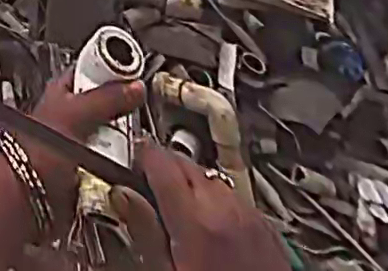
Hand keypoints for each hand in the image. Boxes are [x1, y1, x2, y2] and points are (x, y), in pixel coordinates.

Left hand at [20, 69, 143, 216]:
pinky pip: (119, 162)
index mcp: (64, 90)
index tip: (135, 73)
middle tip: (135, 113)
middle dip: (125, 110)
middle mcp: (75, 113)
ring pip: (117, 134)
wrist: (31, 198)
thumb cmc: (36, 150)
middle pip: (110, 103)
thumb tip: (134, 85)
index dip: (113, 69)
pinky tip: (129, 165)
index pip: (93, 68)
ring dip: (127, 140)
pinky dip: (126, 163)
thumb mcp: (74, 114)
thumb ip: (105, 98)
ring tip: (131, 143)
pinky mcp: (94, 168)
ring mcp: (85, 141)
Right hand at [113, 141, 285, 270]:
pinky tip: (210, 228)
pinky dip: (215, 200)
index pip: (157, 158)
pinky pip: (231, 195)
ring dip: (190, 185)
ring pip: (207, 176)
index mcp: (194, 218)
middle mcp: (223, 206)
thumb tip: (122, 195)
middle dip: (163, 171)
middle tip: (150, 195)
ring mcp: (247, 214)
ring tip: (181, 217)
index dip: (139, 157)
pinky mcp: (265, 226)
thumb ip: (145, 230)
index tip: (130, 167)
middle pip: (182, 161)